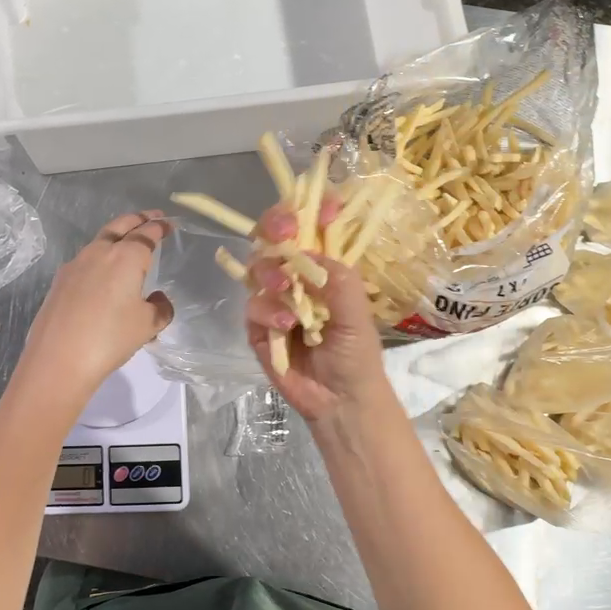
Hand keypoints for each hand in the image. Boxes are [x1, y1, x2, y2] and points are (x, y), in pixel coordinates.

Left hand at [17, 211, 175, 398]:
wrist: (58, 359)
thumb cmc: (110, 338)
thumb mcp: (147, 326)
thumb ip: (160, 308)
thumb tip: (158, 299)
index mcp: (126, 257)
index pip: (147, 233)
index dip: (160, 227)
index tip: (169, 224)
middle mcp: (99, 252)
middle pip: (120, 226)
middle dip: (137, 219)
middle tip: (151, 217)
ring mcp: (75, 265)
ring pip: (99, 241)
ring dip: (116, 237)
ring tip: (127, 244)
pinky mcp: (60, 281)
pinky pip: (85, 261)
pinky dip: (99, 258)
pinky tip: (102, 275)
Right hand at [245, 201, 386, 421]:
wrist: (342, 402)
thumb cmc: (357, 356)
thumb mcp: (357, 314)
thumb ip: (337, 280)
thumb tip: (307, 255)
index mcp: (321, 270)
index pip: (308, 230)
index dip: (309, 212)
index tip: (321, 206)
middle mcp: (294, 280)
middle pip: (272, 241)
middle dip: (275, 228)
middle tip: (283, 231)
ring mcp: (273, 302)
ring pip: (258, 270)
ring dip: (269, 272)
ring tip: (284, 287)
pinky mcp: (258, 328)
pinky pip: (253, 308)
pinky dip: (268, 312)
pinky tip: (286, 326)